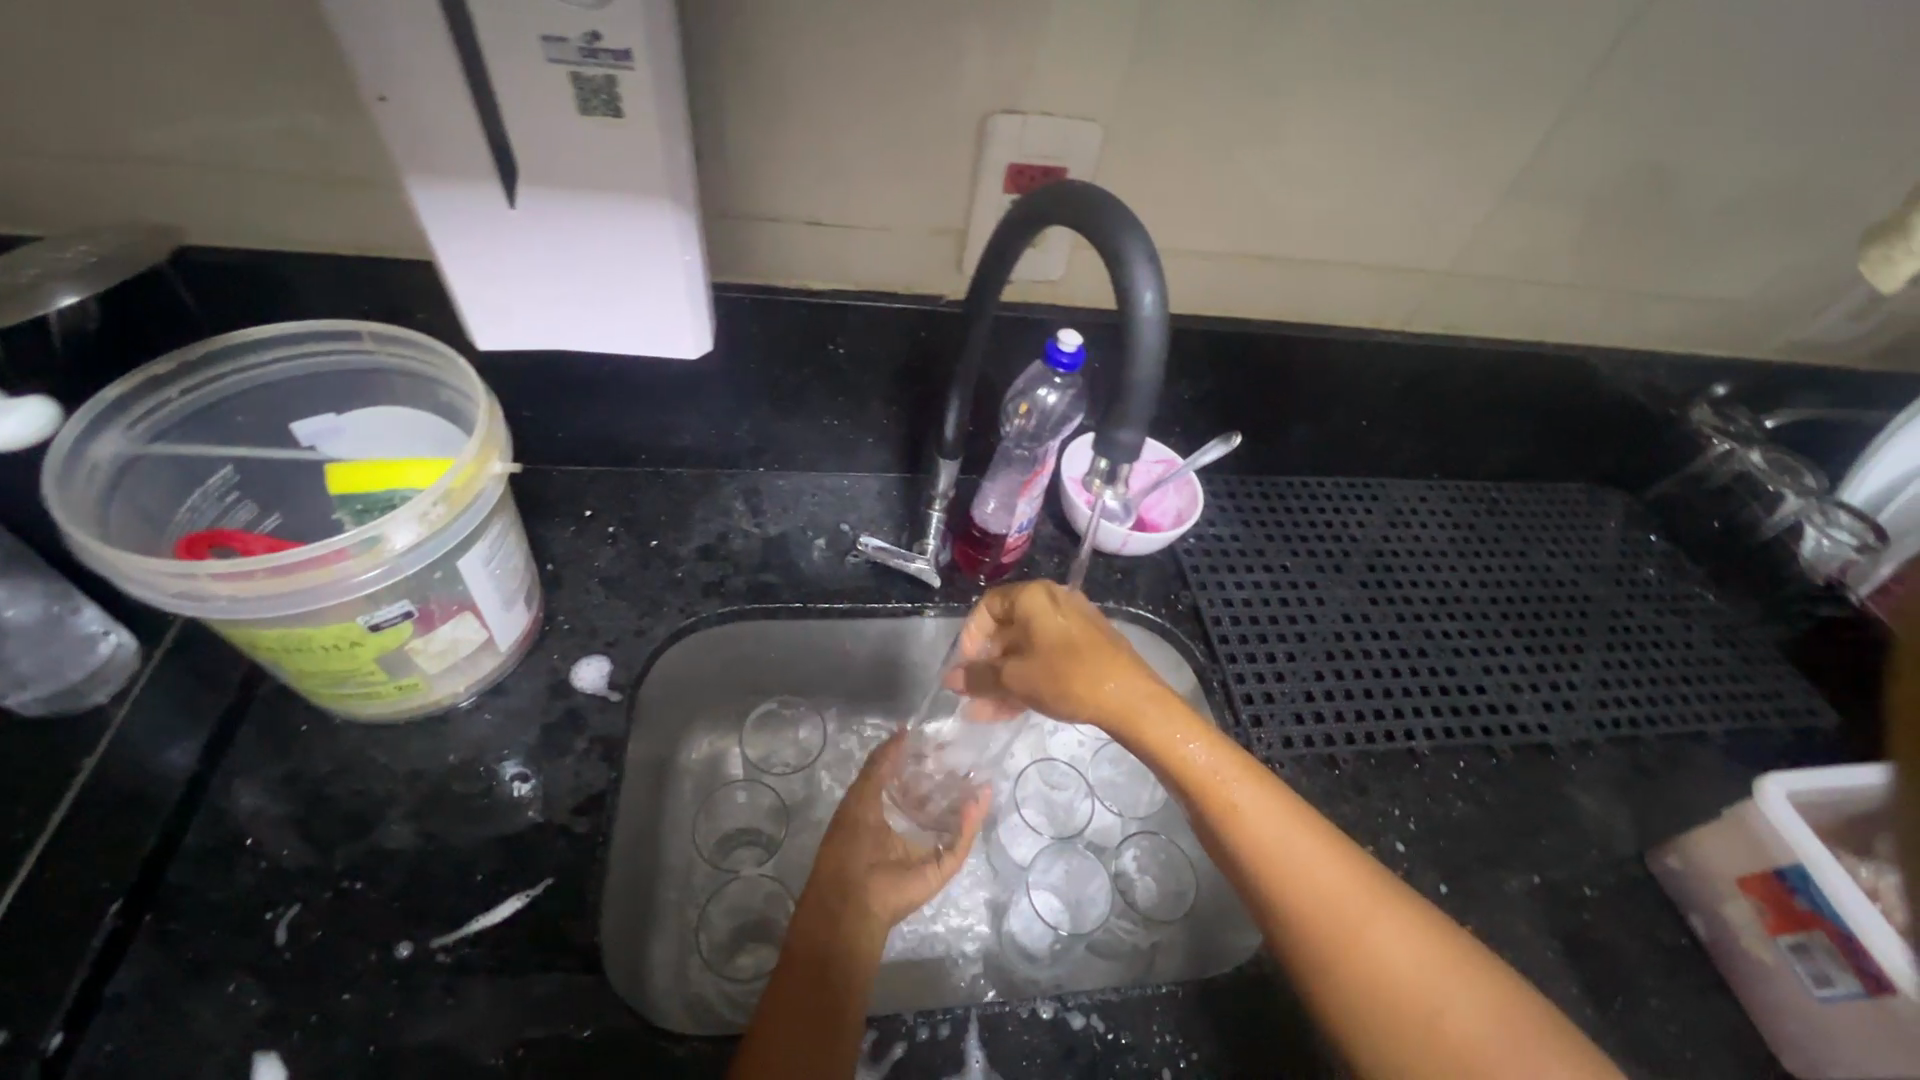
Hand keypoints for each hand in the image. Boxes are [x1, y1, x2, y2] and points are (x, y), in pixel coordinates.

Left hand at [791, 734, 988, 951]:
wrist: (852, 896)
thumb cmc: (850, 842)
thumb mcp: (861, 794)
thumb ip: (881, 763)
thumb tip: (904, 731)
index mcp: (886, 810)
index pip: (912, 780)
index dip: (925, 759)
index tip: (942, 738)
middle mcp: (909, 827)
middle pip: (936, 797)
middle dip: (950, 777)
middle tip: (968, 752)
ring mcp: (929, 847)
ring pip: (953, 817)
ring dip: (967, 796)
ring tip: (983, 772)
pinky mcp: (943, 865)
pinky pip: (961, 841)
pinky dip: (972, 821)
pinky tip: (980, 798)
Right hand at [947, 581, 1177, 736]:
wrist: (1130, 698)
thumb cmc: (1067, 678)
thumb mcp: (1016, 679)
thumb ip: (979, 677)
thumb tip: (951, 678)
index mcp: (1034, 597)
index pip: (987, 606)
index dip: (970, 637)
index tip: (965, 667)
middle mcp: (1053, 601)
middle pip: (1007, 629)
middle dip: (986, 665)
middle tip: (972, 693)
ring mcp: (1072, 624)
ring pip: (1026, 650)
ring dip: (1003, 679)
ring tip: (984, 713)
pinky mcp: (1087, 647)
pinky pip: (1046, 658)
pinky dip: (1027, 679)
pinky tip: (1010, 710)